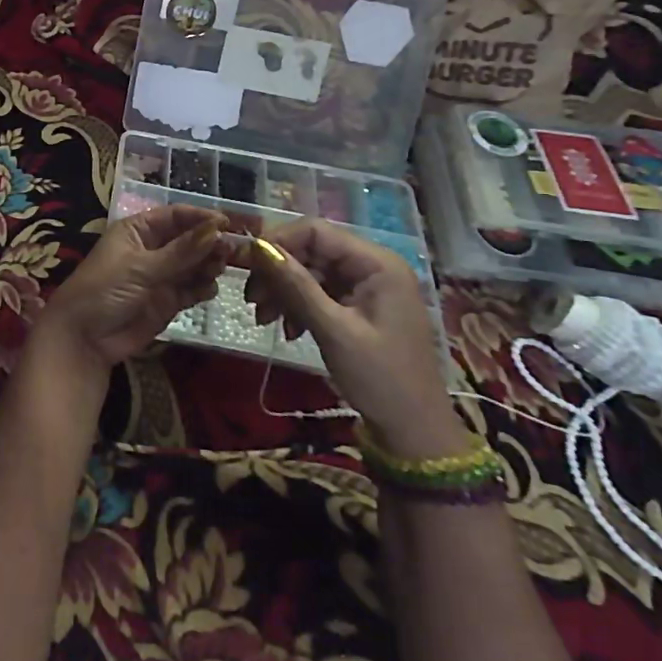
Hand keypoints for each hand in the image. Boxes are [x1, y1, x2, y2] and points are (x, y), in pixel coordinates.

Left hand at [35, 204, 229, 378]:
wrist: (85, 338)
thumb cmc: (104, 290)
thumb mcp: (141, 267)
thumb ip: (181, 252)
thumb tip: (216, 229)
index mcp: (137, 231)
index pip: (175, 216)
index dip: (201, 218)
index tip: (227, 224)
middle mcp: (152, 249)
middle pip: (190, 240)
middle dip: (210, 243)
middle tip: (232, 250)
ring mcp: (161, 276)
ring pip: (195, 264)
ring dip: (209, 265)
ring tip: (219, 269)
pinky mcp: (168, 301)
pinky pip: (193, 289)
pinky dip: (203, 288)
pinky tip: (208, 289)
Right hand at [242, 219, 464, 457]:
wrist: (413, 429)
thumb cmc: (379, 377)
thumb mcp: (333, 330)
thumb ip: (296, 285)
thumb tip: (258, 248)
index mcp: (377, 264)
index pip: (316, 231)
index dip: (279, 242)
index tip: (248, 267)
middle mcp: (373, 267)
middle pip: (311, 251)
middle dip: (278, 273)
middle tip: (252, 301)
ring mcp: (367, 288)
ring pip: (311, 273)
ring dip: (283, 293)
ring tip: (264, 320)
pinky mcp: (359, 308)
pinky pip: (319, 294)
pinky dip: (297, 308)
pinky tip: (286, 330)